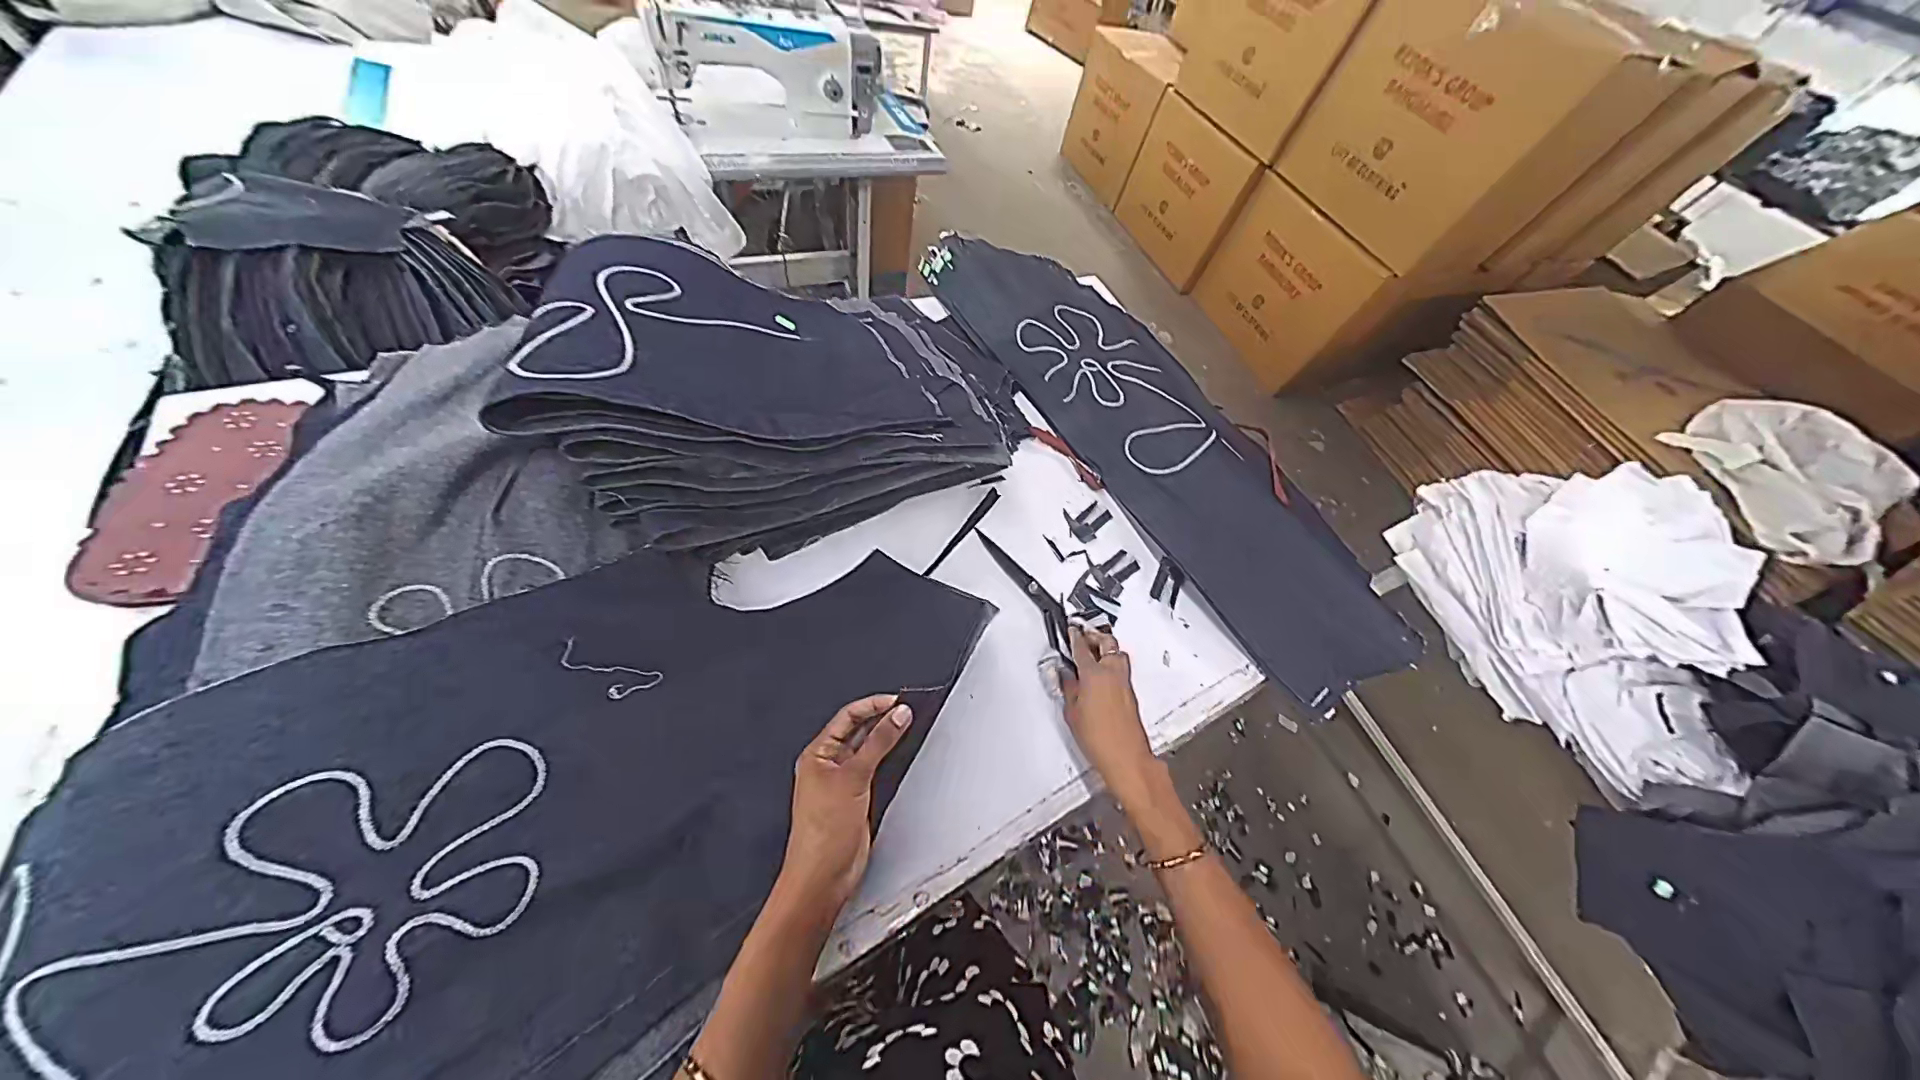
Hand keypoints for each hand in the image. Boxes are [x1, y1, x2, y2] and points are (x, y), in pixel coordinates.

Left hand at [778, 694, 913, 916]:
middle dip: (881, 719)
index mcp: (817, 754)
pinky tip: (900, 756)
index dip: (872, 705)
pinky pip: (875, 769)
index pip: (847, 717)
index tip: (896, 701)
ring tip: (907, 727)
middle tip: (906, 712)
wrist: (823, 876)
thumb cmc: (820, 834)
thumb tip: (895, 716)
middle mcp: (828, 766)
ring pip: (868, 750)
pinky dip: (889, 760)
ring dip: (886, 739)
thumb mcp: (853, 777)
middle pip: (858, 731)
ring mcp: (843, 783)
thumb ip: (878, 743)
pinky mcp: (857, 798)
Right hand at [1061, 626, 1159, 804]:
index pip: (1082, 647)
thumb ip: (1069, 689)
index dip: (1074, 636)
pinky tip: (1102, 671)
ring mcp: (1124, 682)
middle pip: (1106, 642)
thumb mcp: (1072, 713)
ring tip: (1094, 649)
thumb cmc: (1100, 739)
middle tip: (1083, 634)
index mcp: (1094, 674)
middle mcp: (1112, 673)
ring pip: (1117, 653)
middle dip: (1093, 635)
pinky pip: (1121, 668)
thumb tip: (1067, 678)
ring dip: (1106, 647)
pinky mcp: (1130, 692)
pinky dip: (1112, 663)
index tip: (1071, 630)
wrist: (1126, 757)